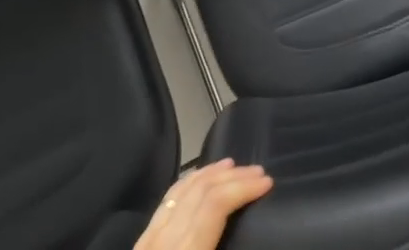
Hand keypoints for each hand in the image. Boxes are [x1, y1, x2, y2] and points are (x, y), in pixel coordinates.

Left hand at [133, 159, 273, 249]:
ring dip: (209, 174)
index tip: (267, 182)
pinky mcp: (142, 240)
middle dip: (232, 176)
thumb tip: (252, 234)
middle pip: (199, 192)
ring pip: (180, 190)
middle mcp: (164, 237)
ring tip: (232, 166)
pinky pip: (166, 202)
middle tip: (258, 171)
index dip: (242, 188)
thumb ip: (227, 247)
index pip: (215, 205)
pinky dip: (187, 184)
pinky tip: (197, 181)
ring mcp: (148, 236)